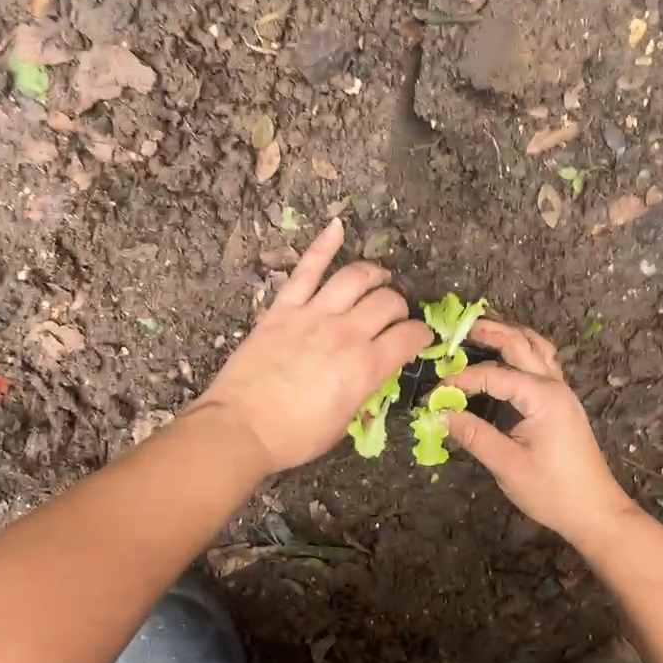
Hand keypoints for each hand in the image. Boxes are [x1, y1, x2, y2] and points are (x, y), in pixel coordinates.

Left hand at [192, 219, 432, 474]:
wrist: (241, 428)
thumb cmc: (293, 436)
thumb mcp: (342, 424)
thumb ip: (363, 393)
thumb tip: (372, 376)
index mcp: (365, 367)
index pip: (409, 337)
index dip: (421, 335)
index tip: (420, 337)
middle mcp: (346, 333)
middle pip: (387, 302)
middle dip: (399, 306)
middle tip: (395, 314)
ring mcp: (312, 315)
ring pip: (354, 277)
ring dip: (373, 273)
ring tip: (380, 276)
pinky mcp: (283, 308)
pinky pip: (306, 269)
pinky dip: (322, 245)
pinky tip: (336, 227)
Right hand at [441, 319, 639, 543]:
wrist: (596, 512)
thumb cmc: (552, 491)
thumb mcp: (507, 465)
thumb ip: (474, 435)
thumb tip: (440, 415)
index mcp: (542, 397)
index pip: (493, 376)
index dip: (461, 381)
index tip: (434, 393)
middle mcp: (555, 386)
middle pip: (521, 344)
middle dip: (490, 333)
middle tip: (460, 329)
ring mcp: (563, 393)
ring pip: (537, 348)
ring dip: (510, 336)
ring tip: (483, 332)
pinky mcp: (563, 404)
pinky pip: (544, 363)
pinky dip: (524, 352)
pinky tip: (508, 358)